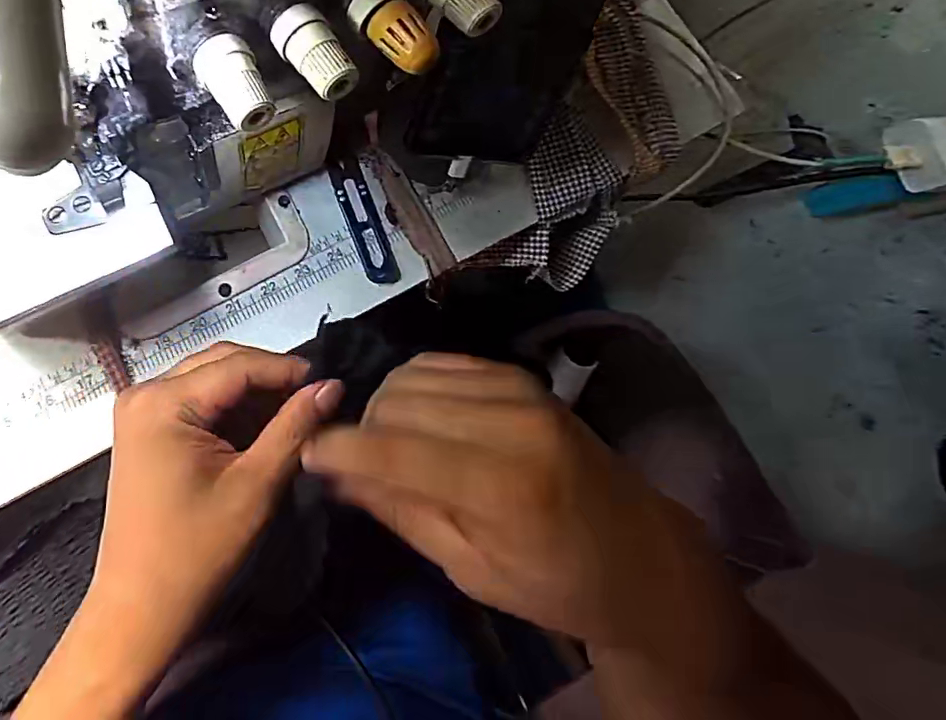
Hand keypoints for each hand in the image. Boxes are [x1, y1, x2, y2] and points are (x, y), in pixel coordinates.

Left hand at [16, 343, 341, 718]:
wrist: (139, 611)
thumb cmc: (194, 554)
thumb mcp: (254, 486)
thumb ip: (294, 428)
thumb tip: (331, 386)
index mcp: (162, 401)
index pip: (237, 364)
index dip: (287, 369)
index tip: (329, 381)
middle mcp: (144, 391)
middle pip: (221, 363)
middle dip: (269, 377)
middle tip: (314, 397)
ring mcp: (140, 408)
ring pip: (210, 378)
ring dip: (251, 392)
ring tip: (294, 412)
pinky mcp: (145, 426)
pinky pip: (196, 400)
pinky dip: (230, 409)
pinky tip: (260, 427)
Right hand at [302, 353, 749, 669]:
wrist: (641, 552)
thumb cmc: (556, 582)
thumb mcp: (471, 569)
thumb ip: (399, 511)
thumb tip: (333, 473)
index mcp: (503, 485)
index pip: (394, 450)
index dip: (339, 447)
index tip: (305, 451)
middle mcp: (509, 420)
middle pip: (396, 402)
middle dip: (361, 429)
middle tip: (354, 462)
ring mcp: (516, 389)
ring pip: (411, 375)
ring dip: (384, 405)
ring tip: (388, 442)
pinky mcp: (517, 374)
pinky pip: (438, 363)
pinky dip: (413, 385)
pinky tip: (416, 414)